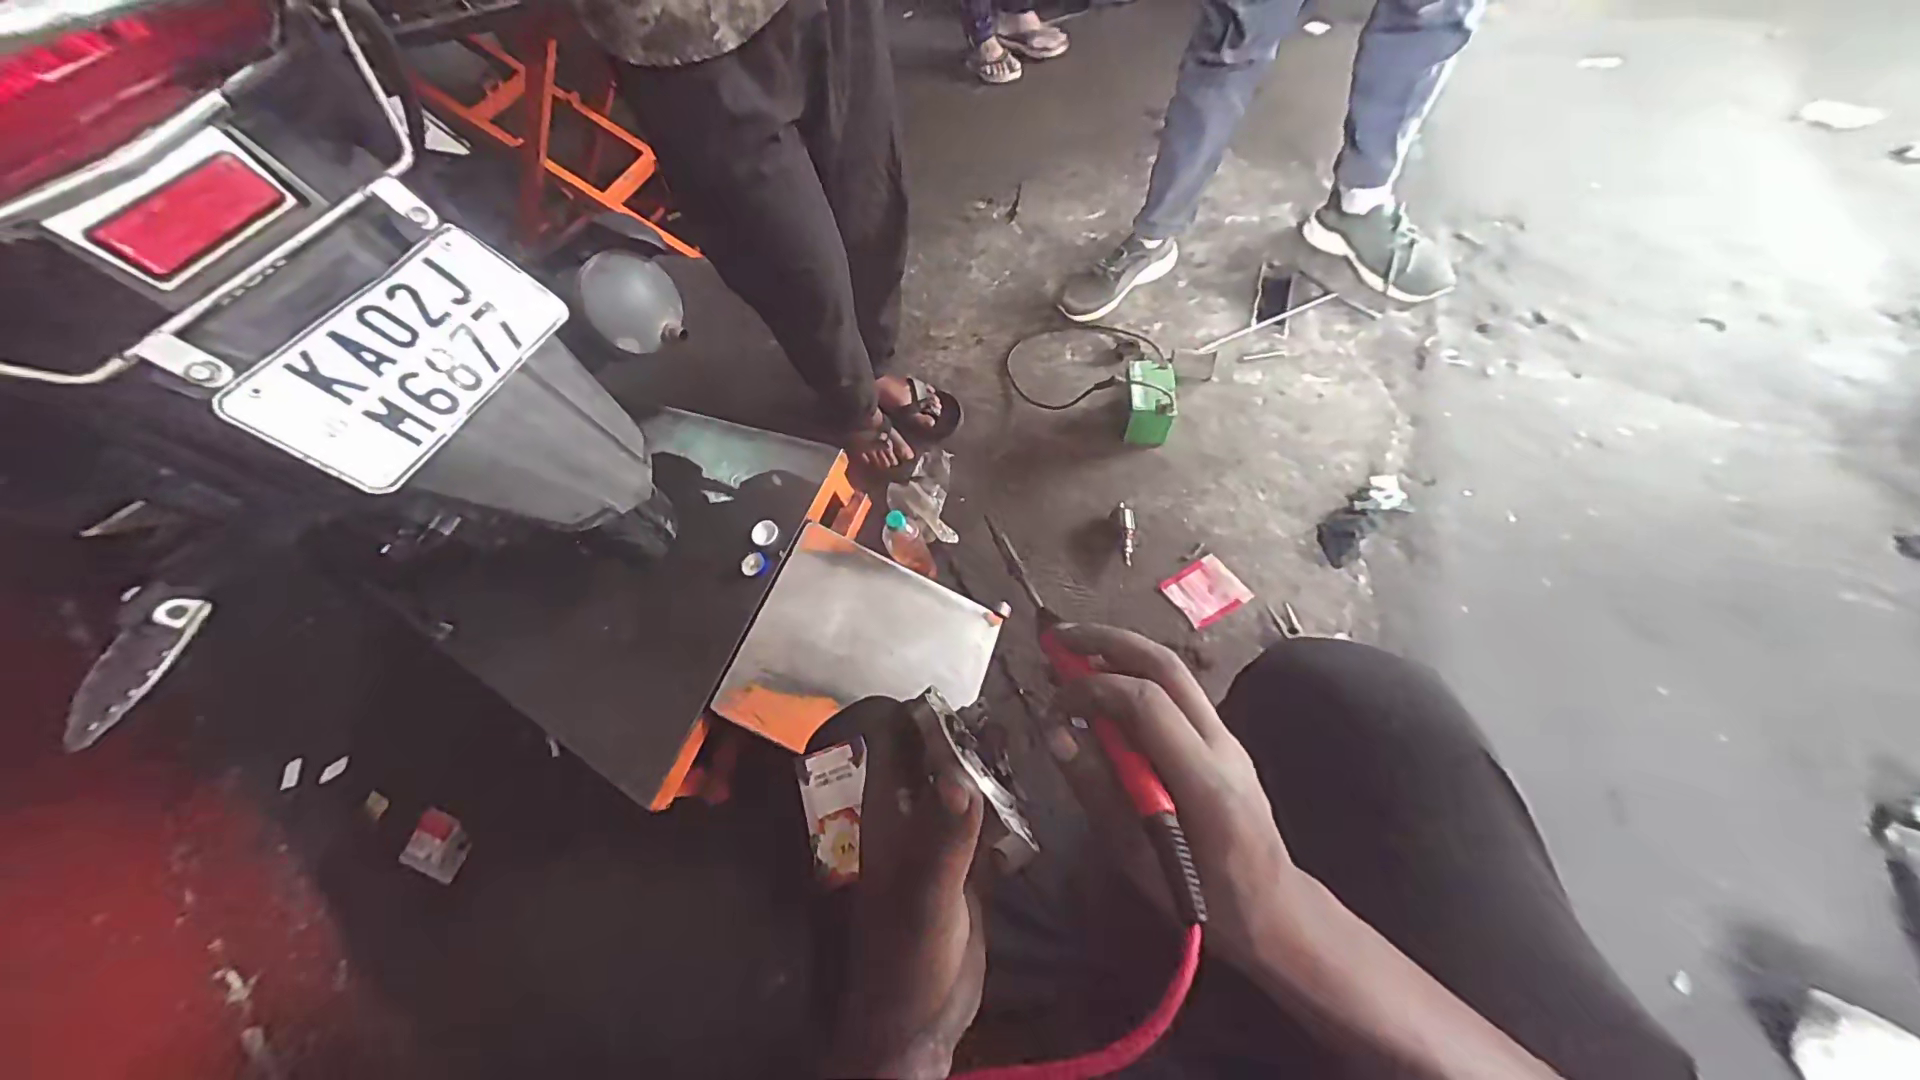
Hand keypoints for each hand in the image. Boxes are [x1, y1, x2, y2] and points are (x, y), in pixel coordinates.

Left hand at [824, 722, 985, 1078]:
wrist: (919, 1020)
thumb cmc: (907, 955)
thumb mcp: (926, 896)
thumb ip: (944, 838)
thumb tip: (961, 777)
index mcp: (887, 819)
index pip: (891, 751)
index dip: (913, 719)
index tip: (950, 693)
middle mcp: (910, 822)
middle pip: (931, 765)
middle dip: (959, 739)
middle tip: (994, 714)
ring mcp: (939, 844)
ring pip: (960, 790)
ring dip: (982, 767)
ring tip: (1010, 737)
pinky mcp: (965, 867)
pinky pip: (983, 823)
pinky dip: (1000, 803)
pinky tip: (1022, 786)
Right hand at [1047, 626, 1559, 1079]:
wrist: (1273, 909)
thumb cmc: (1200, 898)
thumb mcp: (1136, 855)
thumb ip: (1096, 787)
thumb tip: (1057, 733)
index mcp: (1204, 781)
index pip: (1146, 703)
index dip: (1093, 689)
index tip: (1056, 703)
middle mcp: (1222, 744)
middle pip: (1165, 666)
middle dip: (1107, 641)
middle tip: (1060, 638)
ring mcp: (1227, 735)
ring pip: (1174, 670)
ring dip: (1121, 650)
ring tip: (1075, 649)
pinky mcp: (1222, 736)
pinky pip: (1176, 689)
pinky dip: (1136, 671)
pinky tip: (1106, 680)